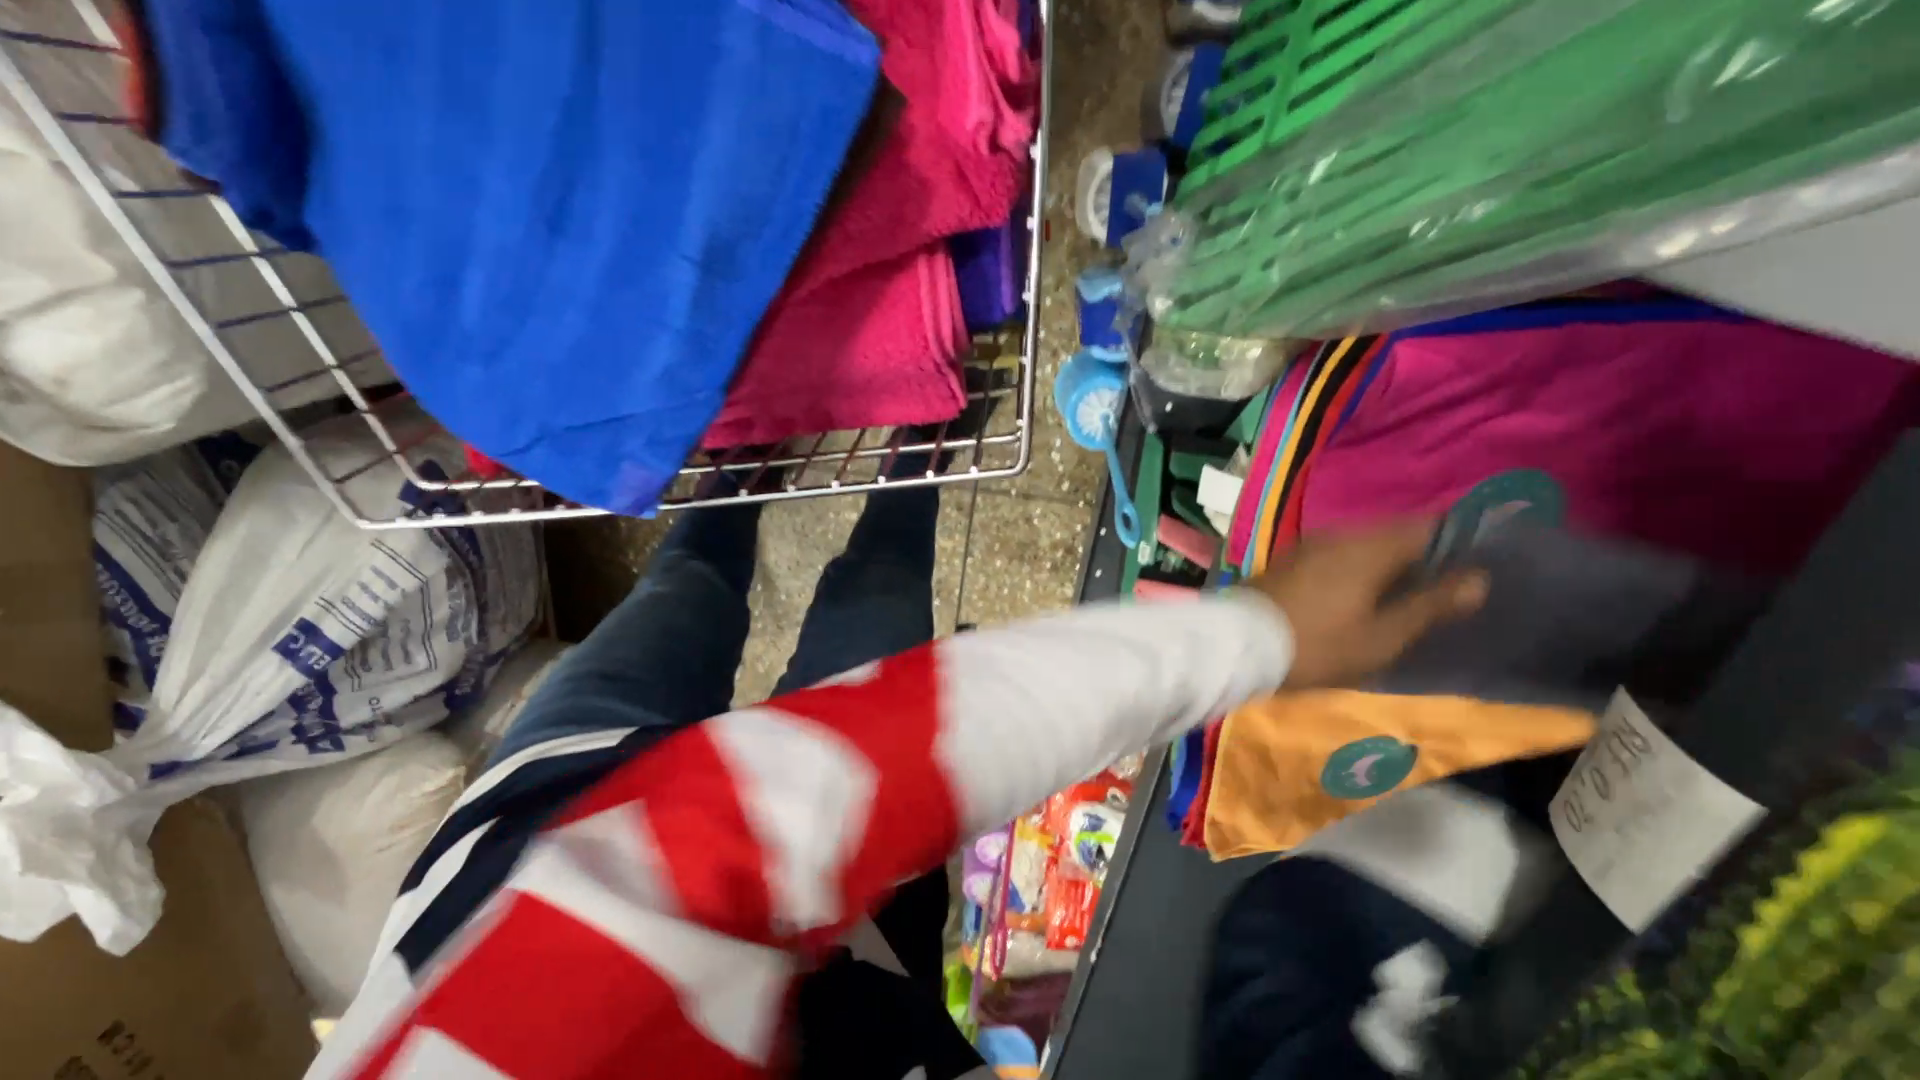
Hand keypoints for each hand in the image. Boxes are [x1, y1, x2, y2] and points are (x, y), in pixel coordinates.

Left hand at [1247, 520, 1488, 690]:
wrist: (1237, 646)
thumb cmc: (1318, 645)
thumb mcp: (1382, 636)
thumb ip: (1431, 605)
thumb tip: (1480, 578)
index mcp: (1371, 545)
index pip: (1428, 526)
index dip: (1457, 541)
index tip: (1475, 564)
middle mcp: (1341, 534)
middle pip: (1394, 535)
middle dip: (1421, 555)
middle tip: (1445, 586)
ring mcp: (1310, 546)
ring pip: (1363, 546)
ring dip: (1387, 564)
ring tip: (1406, 595)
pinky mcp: (1288, 562)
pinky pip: (1337, 557)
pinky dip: (1357, 571)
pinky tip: (1361, 596)